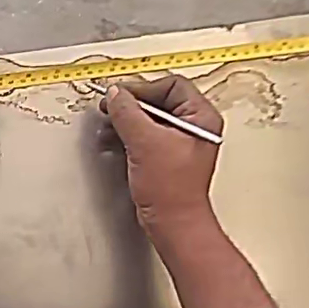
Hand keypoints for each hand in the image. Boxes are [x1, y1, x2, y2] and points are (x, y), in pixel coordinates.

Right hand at [101, 75, 224, 242]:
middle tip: (110, 107)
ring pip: (147, 120)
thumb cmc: (172, 190)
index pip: (171, 86)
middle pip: (157, 102)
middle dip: (130, 106)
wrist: (171, 222)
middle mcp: (192, 128)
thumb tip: (116, 93)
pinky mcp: (163, 158)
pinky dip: (126, 137)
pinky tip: (111, 141)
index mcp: (201, 117)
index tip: (119, 94)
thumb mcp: (145, 142)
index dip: (142, 88)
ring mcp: (177, 144)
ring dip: (124, 122)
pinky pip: (143, 137)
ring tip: (107, 127)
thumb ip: (128, 113)